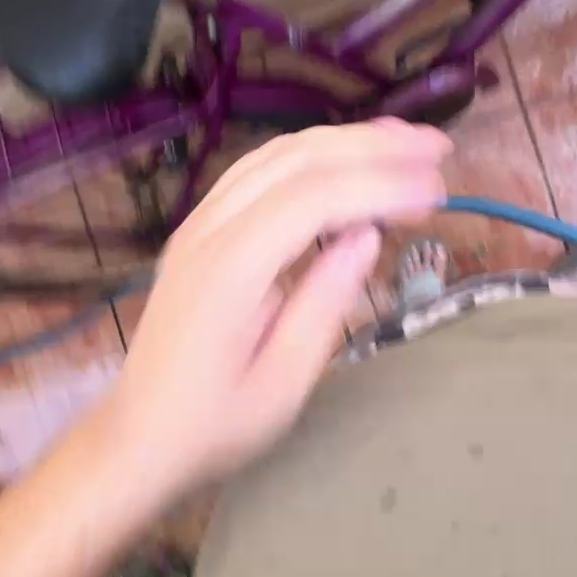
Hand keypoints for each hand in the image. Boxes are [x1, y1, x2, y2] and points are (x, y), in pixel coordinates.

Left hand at [104, 120, 450, 489]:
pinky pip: (261, 169)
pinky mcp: (203, 226)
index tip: (438, 191)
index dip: (380, 185)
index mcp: (228, 269)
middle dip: (373, 146)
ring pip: (278, 153)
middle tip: (437, 151)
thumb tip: (367, 236)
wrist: (139, 435)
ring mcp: (200, 221)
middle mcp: (209, 228)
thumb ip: (325, 303)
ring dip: (346, 141)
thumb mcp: (282, 383)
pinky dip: (313, 154)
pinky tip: (349, 156)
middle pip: (297, 159)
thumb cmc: (215, 424)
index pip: (313, 198)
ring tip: (407, 142)